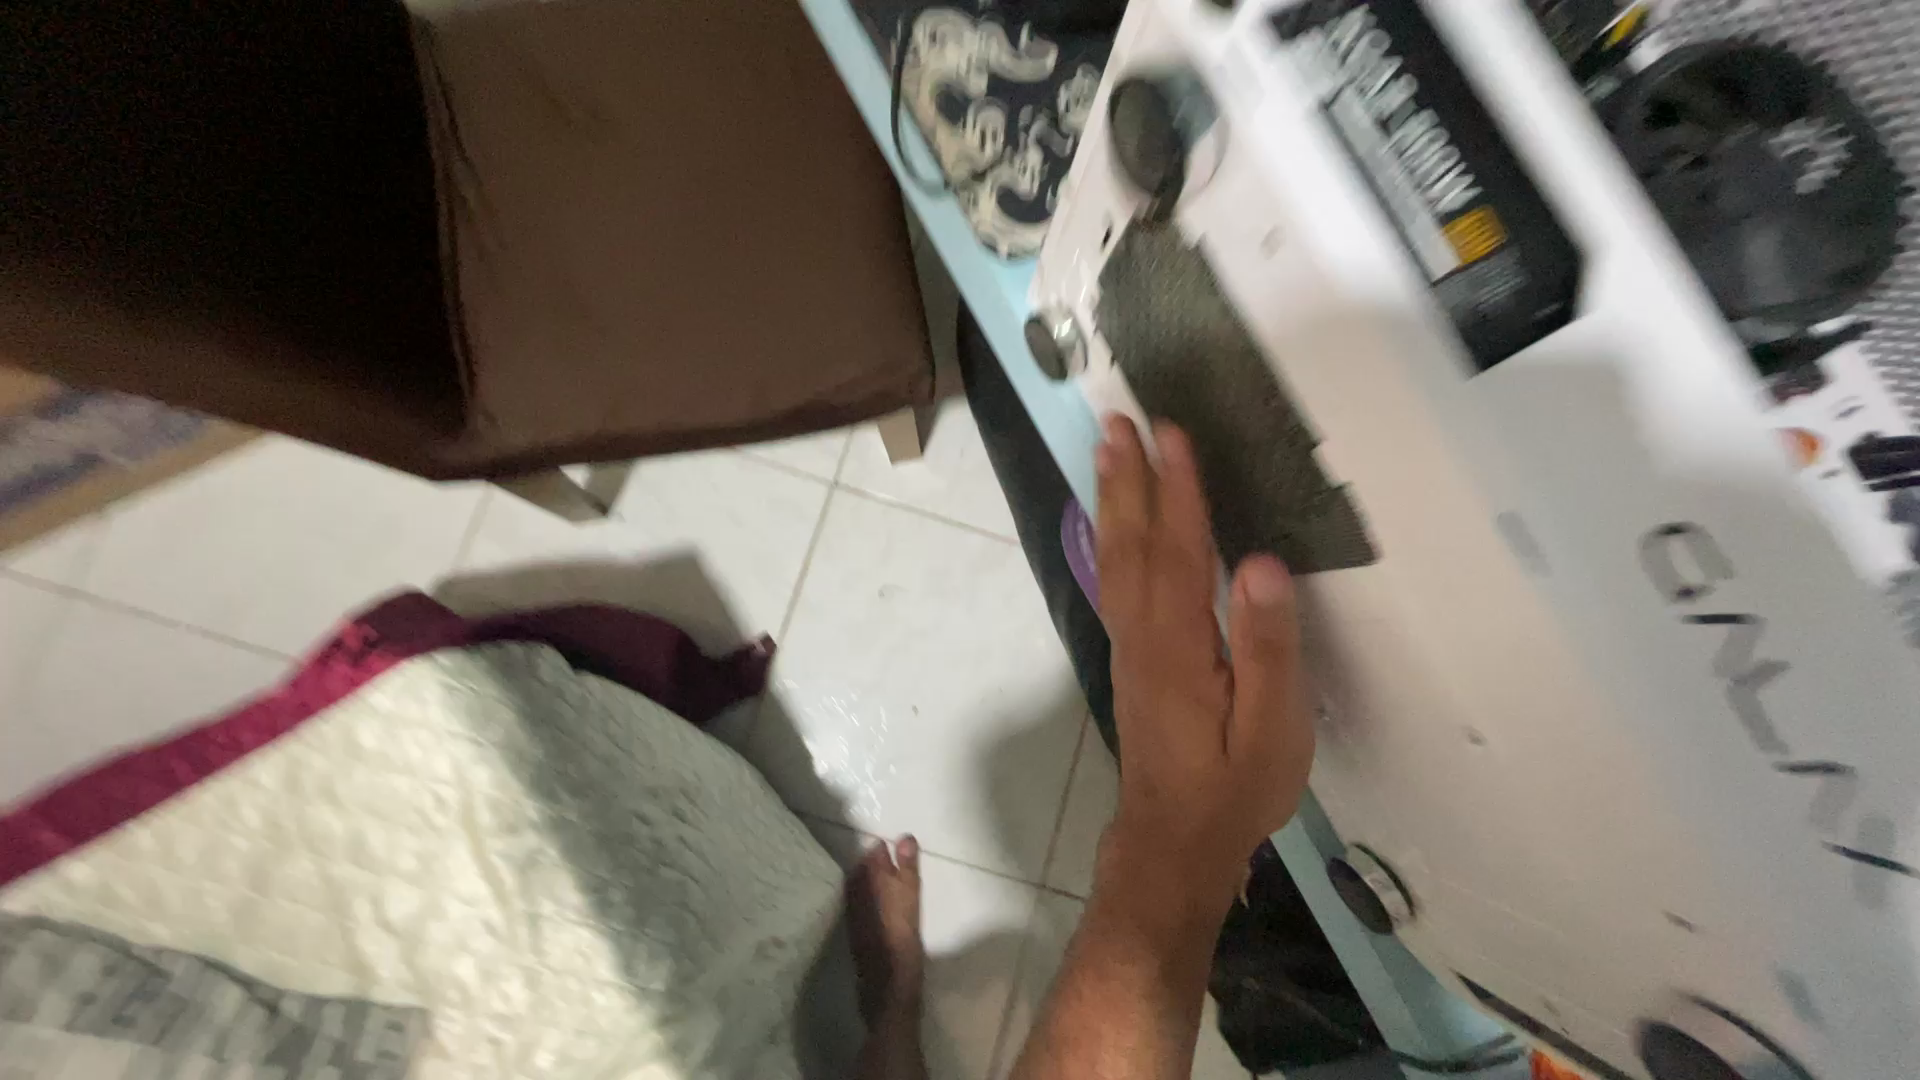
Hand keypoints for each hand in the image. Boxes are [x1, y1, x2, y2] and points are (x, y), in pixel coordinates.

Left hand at [1093, 414, 1315, 919]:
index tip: (1170, 432)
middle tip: (1115, 419)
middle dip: (1126, 477)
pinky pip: (1113, 580)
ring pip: (1114, 557)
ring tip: (1106, 450)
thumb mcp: (1271, 728)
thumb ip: (1268, 647)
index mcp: (1179, 644)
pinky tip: (1110, 522)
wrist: (1173, 836)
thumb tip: (1260, 565)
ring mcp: (1127, 642)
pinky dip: (1109, 539)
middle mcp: (1141, 632)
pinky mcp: (1127, 654)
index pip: (1178, 550)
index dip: (1177, 489)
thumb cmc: (1233, 786)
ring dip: (1111, 499)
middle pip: (1130, 542)